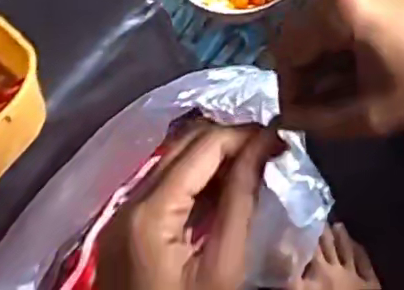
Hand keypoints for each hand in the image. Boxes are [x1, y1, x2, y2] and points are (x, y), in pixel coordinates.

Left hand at [96, 123, 284, 289]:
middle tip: (271, 148)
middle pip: (187, 144)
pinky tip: (227, 189)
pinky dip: (198, 179)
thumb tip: (267, 142)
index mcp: (150, 211)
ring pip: (176, 160)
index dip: (246, 135)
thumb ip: (242, 198)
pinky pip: (167, 185)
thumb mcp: (223, 268)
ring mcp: (123, 216)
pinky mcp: (126, 231)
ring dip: (216, 156)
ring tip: (256, 164)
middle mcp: (129, 201)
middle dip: (232, 139)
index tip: (281, 138)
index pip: (206, 145)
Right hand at [273, 0, 403, 136]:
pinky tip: (357, 65)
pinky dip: (338, 39)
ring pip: (317, 23)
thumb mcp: (373, 114)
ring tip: (344, 88)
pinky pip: (337, 12)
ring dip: (321, 57)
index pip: (288, 50)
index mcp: (337, 7)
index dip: (289, 89)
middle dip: (305, 72)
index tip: (302, 118)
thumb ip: (321, 121)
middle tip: (323, 106)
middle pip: (300, 32)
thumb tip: (287, 119)